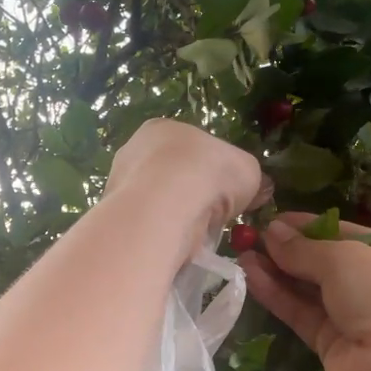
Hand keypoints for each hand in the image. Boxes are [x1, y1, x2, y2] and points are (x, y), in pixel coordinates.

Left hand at [104, 119, 268, 256]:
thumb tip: (259, 189)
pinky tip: (167, 242)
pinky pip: (139, 223)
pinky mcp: (110, 213)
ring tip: (186, 234)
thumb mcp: (247, 172)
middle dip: (184, 196)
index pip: (187, 151)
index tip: (218, 195)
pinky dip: (153, 233)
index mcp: (164, 128)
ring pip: (149, 202)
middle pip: (165, 176)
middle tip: (203, 218)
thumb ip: (249, 179)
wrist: (166, 203)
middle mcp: (133, 149)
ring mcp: (117, 181)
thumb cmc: (210, 173)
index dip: (206, 173)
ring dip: (167, 216)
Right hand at [239, 213, 370, 370]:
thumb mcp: (347, 258)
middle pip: (327, 264)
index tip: (274, 219)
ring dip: (278, 273)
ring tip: (242, 255)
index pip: (349, 234)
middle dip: (290, 250)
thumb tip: (271, 231)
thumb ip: (305, 248)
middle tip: (251, 237)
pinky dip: (279, 297)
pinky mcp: (334, 346)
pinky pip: (303, 315)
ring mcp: (357, 319)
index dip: (311, 226)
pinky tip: (252, 278)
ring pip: (311, 291)